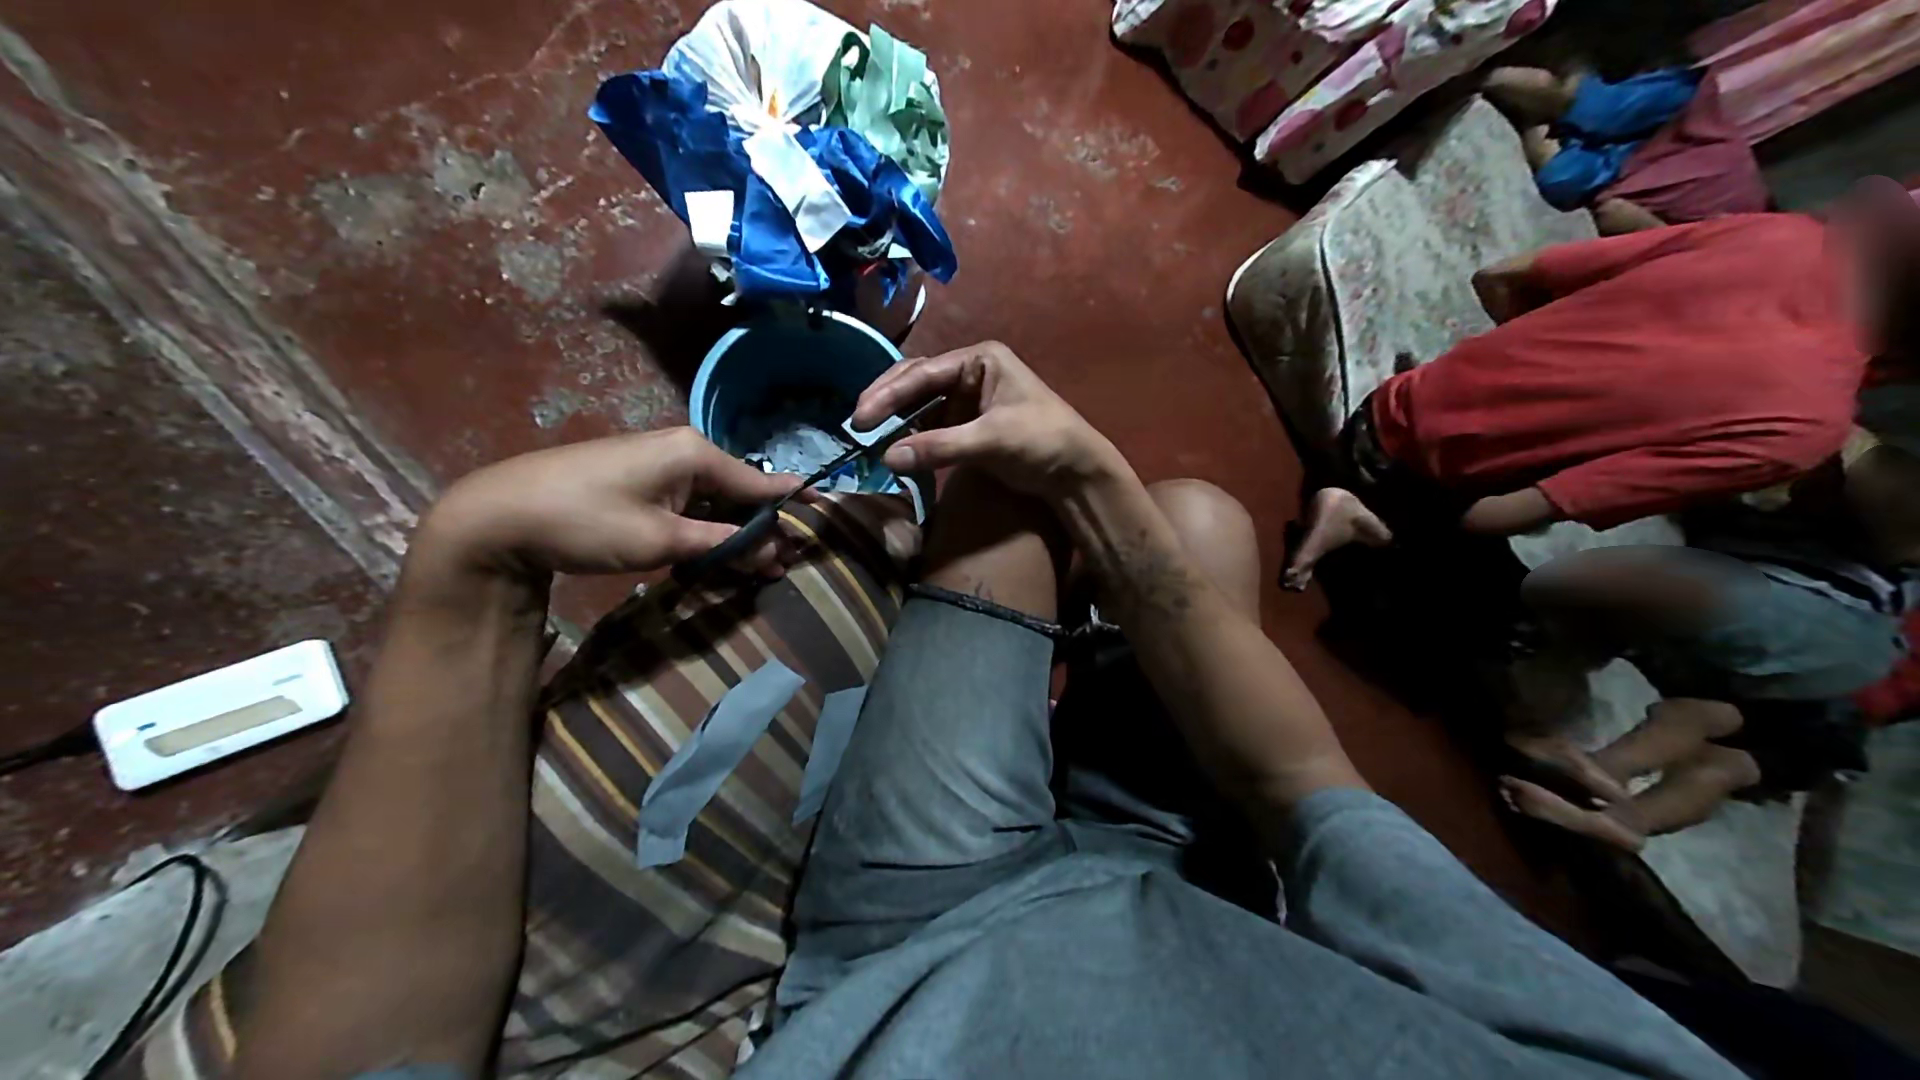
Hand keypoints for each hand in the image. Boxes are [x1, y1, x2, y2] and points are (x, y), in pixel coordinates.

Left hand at [415, 427, 801, 582]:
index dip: (795, 505)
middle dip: (764, 530)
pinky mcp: (643, 481)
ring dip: (735, 533)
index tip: (827, 521)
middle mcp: (685, 450)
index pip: (762, 482)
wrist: (499, 514)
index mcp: (696, 453)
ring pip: (716, 501)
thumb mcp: (662, 540)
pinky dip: (707, 529)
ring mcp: (661, 464)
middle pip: (740, 493)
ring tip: (760, 569)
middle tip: (785, 567)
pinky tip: (719, 554)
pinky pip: (690, 503)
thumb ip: (724, 544)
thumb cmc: (587, 521)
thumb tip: (775, 552)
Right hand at [851, 341, 1117, 498]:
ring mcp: (968, 400)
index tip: (862, 418)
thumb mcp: (992, 439)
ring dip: (898, 422)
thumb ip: (940, 447)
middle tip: (858, 426)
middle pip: (916, 383)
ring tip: (870, 439)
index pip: (923, 373)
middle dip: (888, 403)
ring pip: (921, 406)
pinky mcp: (968, 426)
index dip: (889, 394)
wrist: (1075, 472)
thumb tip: (888, 458)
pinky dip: (913, 439)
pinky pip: (931, 428)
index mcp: (979, 360)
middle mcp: (970, 374)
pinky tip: (896, 450)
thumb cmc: (1042, 440)